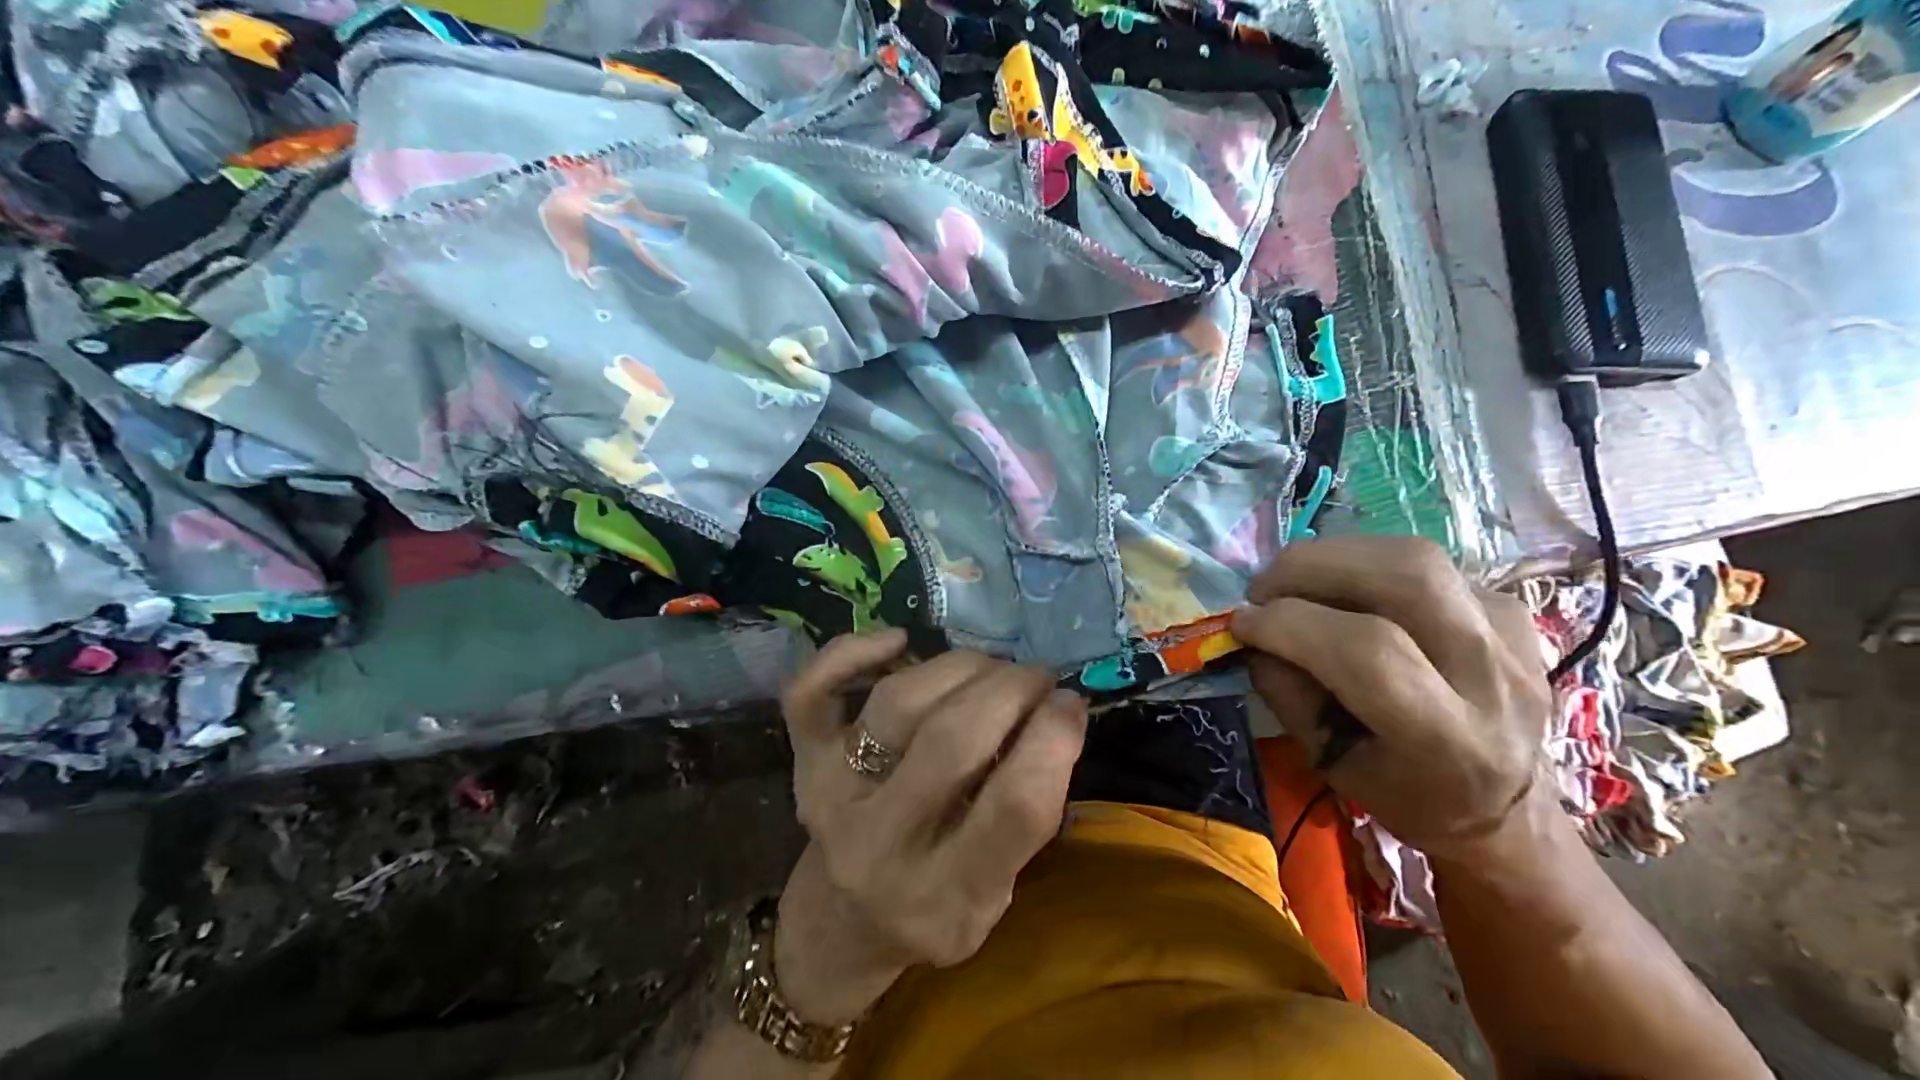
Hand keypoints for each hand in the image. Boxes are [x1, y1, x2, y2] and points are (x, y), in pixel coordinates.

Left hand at [771, 630, 1088, 1024]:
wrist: (842, 922)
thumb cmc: (935, 908)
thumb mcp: (996, 895)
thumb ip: (1025, 816)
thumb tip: (1057, 711)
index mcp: (946, 897)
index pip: (1014, 808)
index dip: (1054, 741)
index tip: (1072, 704)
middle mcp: (880, 845)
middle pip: (953, 741)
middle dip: (1010, 691)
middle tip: (1038, 677)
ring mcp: (831, 797)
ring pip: (897, 702)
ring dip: (959, 667)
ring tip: (992, 667)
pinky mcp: (802, 764)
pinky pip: (811, 692)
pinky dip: (849, 652)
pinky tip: (898, 641)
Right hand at [1230, 536, 1551, 861]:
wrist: (1507, 803)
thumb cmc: (1406, 793)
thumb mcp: (1330, 762)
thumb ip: (1287, 694)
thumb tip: (1252, 630)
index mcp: (1450, 738)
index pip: (1370, 653)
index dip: (1291, 625)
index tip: (1240, 623)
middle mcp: (1493, 676)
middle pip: (1406, 578)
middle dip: (1312, 568)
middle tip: (1262, 588)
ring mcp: (1511, 632)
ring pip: (1414, 556)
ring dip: (1334, 556)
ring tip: (1292, 581)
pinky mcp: (1510, 606)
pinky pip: (1424, 564)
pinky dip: (1365, 566)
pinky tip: (1344, 592)